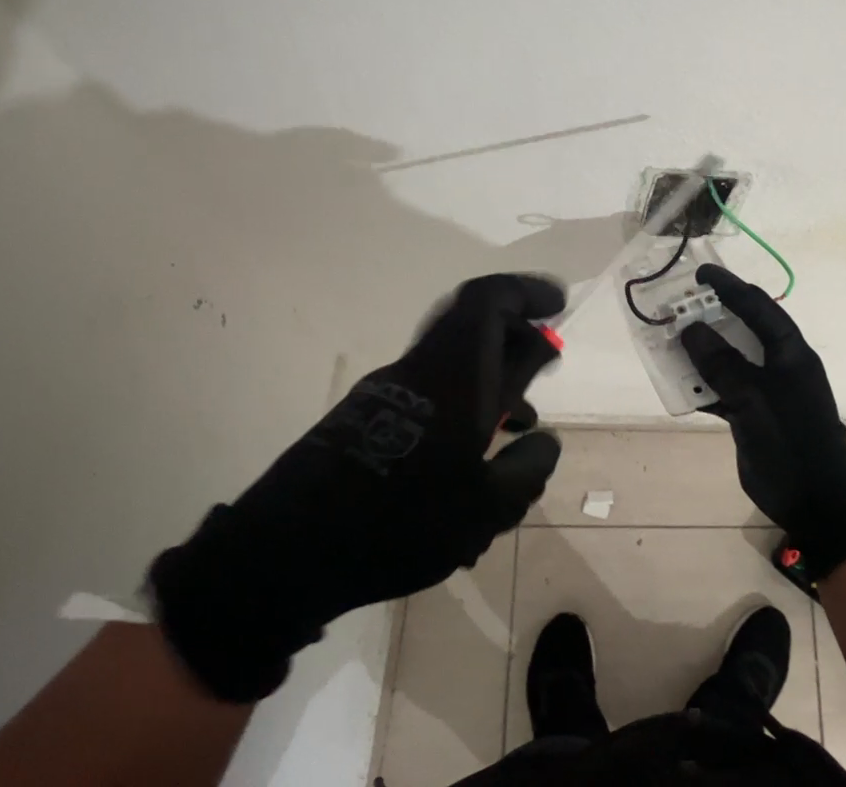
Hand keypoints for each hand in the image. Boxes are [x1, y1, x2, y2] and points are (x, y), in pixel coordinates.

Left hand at [148, 274, 566, 702]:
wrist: (288, 553)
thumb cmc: (401, 523)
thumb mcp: (486, 509)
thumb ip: (526, 470)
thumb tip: (545, 441)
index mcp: (453, 378)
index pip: (487, 302)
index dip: (525, 293)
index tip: (557, 307)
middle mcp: (419, 371)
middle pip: (470, 328)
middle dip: (513, 338)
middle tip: (545, 364)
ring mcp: (386, 395)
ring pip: (451, 365)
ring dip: (490, 380)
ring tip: (519, 424)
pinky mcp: (364, 421)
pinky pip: (428, 393)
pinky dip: (461, 405)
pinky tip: (469, 457)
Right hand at [678, 263, 845, 577]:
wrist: (813, 499)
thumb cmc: (791, 442)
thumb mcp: (755, 399)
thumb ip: (722, 364)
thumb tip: (691, 329)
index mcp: (790, 354)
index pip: (758, 308)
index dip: (730, 288)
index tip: (701, 274)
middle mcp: (779, 367)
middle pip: (741, 331)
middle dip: (709, 317)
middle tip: (676, 305)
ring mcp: (765, 392)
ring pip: (727, 361)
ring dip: (700, 353)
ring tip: (667, 341)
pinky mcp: (752, 416)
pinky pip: (722, 391)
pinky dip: (701, 387)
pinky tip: (677, 386)